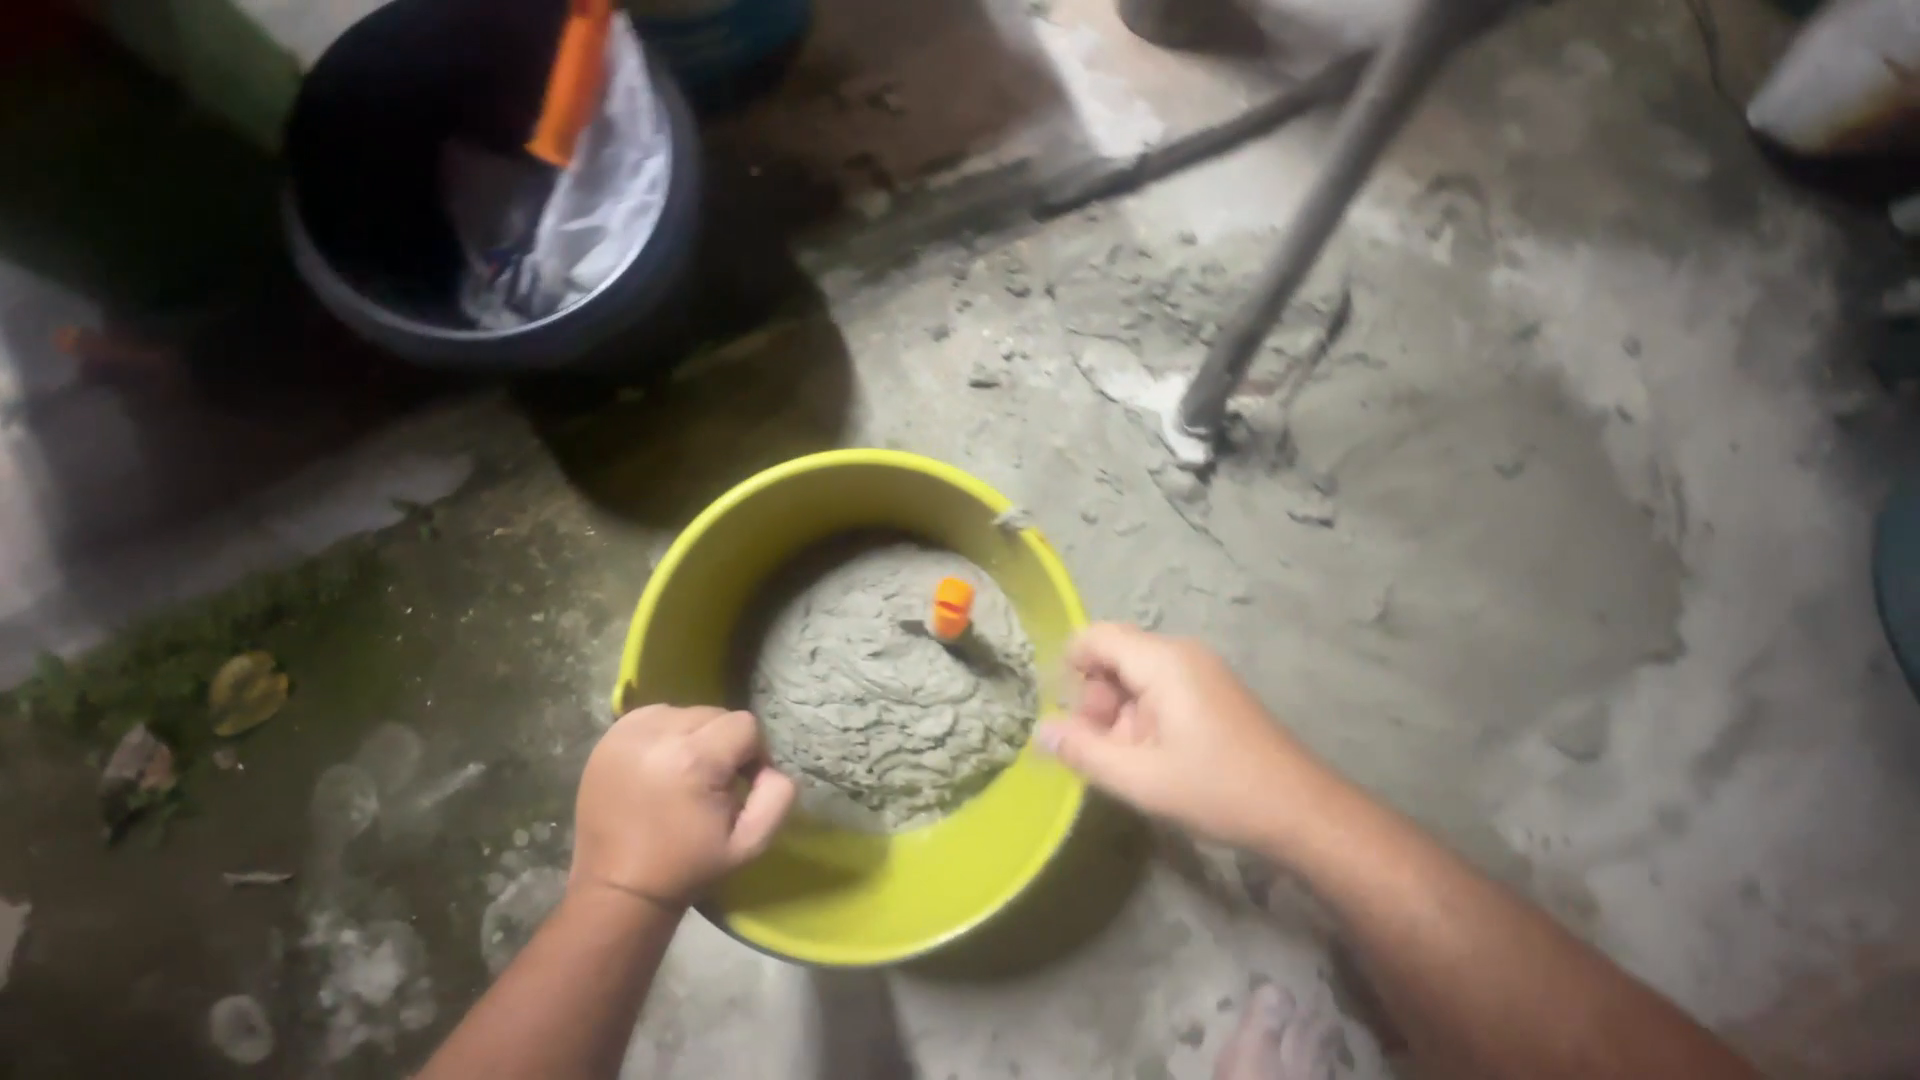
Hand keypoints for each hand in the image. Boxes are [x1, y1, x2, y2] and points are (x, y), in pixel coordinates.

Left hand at [570, 706, 795, 908]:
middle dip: (722, 743)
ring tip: (684, 771)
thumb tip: (770, 767)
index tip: (740, 784)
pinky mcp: (607, 740)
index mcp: (694, 759)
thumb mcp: (751, 842)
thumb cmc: (688, 866)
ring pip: (683, 711)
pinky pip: (652, 716)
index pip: (744, 725)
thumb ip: (778, 795)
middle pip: (714, 713)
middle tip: (711, 782)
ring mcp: (626, 735)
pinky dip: (663, 733)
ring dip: (693, 735)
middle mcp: (658, 736)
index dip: (752, 754)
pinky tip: (660, 763)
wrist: (618, 890)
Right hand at [1037, 624, 1320, 849]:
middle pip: (1113, 657)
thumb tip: (1041, 731)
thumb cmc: (1218, 790)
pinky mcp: (1211, 692)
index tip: (1067, 720)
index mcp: (1163, 661)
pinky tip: (1150, 759)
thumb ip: (1083, 751)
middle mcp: (1180, 654)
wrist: (1301, 811)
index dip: (1069, 671)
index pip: (1095, 637)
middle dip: (1094, 700)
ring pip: (1133, 677)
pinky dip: (1141, 718)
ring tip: (1126, 763)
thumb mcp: (1140, 778)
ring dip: (1117, 715)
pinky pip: (1158, 690)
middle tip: (1099, 751)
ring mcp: (1200, 672)